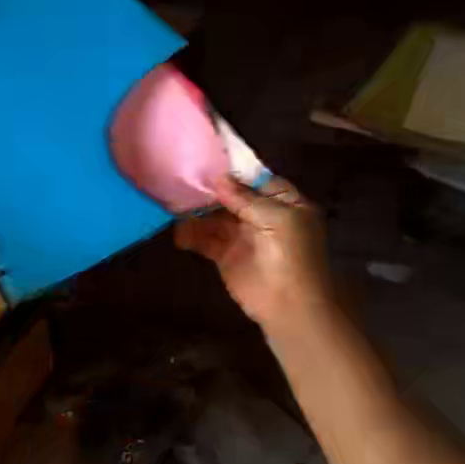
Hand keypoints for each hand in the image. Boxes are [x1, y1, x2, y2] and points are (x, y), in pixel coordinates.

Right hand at [174, 177, 335, 330]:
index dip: (232, 170)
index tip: (205, 159)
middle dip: (208, 191)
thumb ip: (245, 198)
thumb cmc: (291, 256)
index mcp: (283, 202)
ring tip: (173, 207)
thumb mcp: (277, 219)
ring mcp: (242, 235)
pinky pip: (205, 240)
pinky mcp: (225, 255)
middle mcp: (261, 215)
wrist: (289, 305)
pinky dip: (191, 235)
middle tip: (181, 182)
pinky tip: (179, 234)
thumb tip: (219, 178)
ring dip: (196, 213)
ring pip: (214, 217)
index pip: (254, 179)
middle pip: (230, 196)